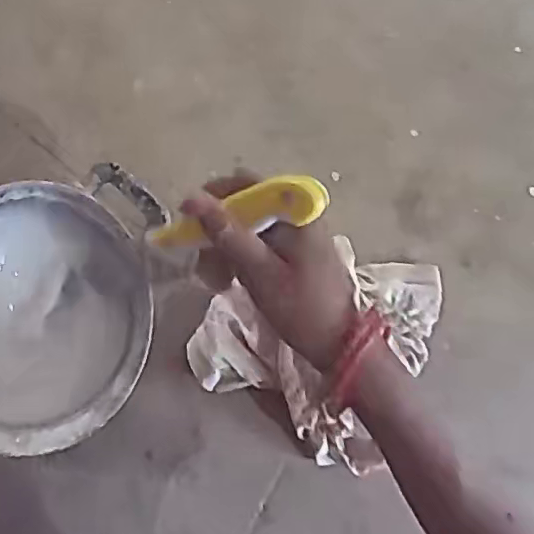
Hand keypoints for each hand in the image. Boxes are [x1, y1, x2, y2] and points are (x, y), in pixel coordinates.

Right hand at [183, 171, 357, 368]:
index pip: (248, 184)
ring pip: (248, 225)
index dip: (215, 195)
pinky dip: (240, 256)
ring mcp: (298, 232)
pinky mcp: (295, 251)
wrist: (344, 349)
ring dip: (226, 245)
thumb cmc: (304, 309)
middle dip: (218, 226)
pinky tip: (229, 278)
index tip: (189, 217)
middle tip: (199, 253)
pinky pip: (258, 241)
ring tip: (212, 274)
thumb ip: (228, 234)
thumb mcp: (261, 272)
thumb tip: (193, 199)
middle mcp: (297, 214)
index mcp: (296, 212)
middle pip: (246, 204)